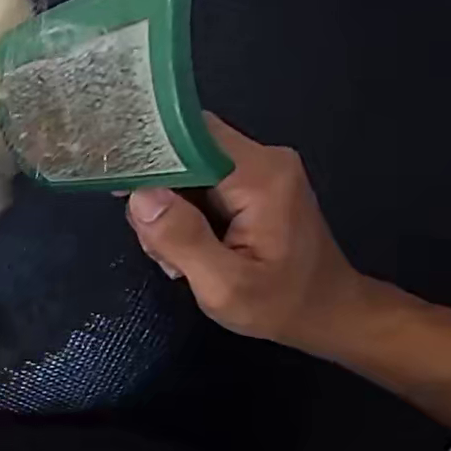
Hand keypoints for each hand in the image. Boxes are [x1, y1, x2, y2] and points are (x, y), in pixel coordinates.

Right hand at [125, 116, 387, 353]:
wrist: (328, 313)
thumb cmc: (280, 306)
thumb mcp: (225, 286)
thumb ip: (182, 240)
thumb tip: (140, 196)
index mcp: (259, 176)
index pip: (189, 136)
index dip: (150, 157)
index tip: (122, 191)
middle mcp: (264, 160)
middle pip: (187, 152)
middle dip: (160, 196)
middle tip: (160, 249)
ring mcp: (262, 171)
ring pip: (192, 171)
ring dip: (172, 212)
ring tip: (179, 261)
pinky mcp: (257, 187)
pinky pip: (207, 186)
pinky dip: (188, 217)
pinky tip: (192, 253)